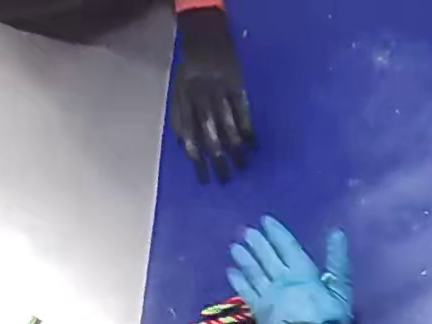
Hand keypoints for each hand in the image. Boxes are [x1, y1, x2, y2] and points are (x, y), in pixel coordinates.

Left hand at [172, 7, 253, 181]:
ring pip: (228, 128)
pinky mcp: (236, 86)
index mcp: (185, 100)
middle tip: (225, 180)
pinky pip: (243, 114)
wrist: (206, 35)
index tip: (204, 180)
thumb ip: (181, 117)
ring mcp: (219, 92)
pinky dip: (249, 132)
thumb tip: (186, 147)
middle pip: (210, 137)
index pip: (189, 137)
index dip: (196, 160)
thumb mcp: (178, 91)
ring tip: (242, 167)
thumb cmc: (191, 69)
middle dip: (218, 161)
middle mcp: (201, 98)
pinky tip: (253, 146)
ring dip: (236, 151)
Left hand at [228, 216, 353, 323]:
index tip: (266, 221)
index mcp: (303, 273)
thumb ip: (338, 263)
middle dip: (256, 242)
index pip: (287, 247)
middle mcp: (282, 279)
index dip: (276, 233)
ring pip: (253, 271)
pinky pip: (246, 292)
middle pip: (266, 256)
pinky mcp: (259, 311)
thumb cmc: (330, 323)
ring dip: (244, 258)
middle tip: (246, 231)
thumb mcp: (341, 292)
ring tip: (235, 248)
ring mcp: (268, 295)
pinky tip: (231, 273)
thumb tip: (337, 233)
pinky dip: (238, 281)